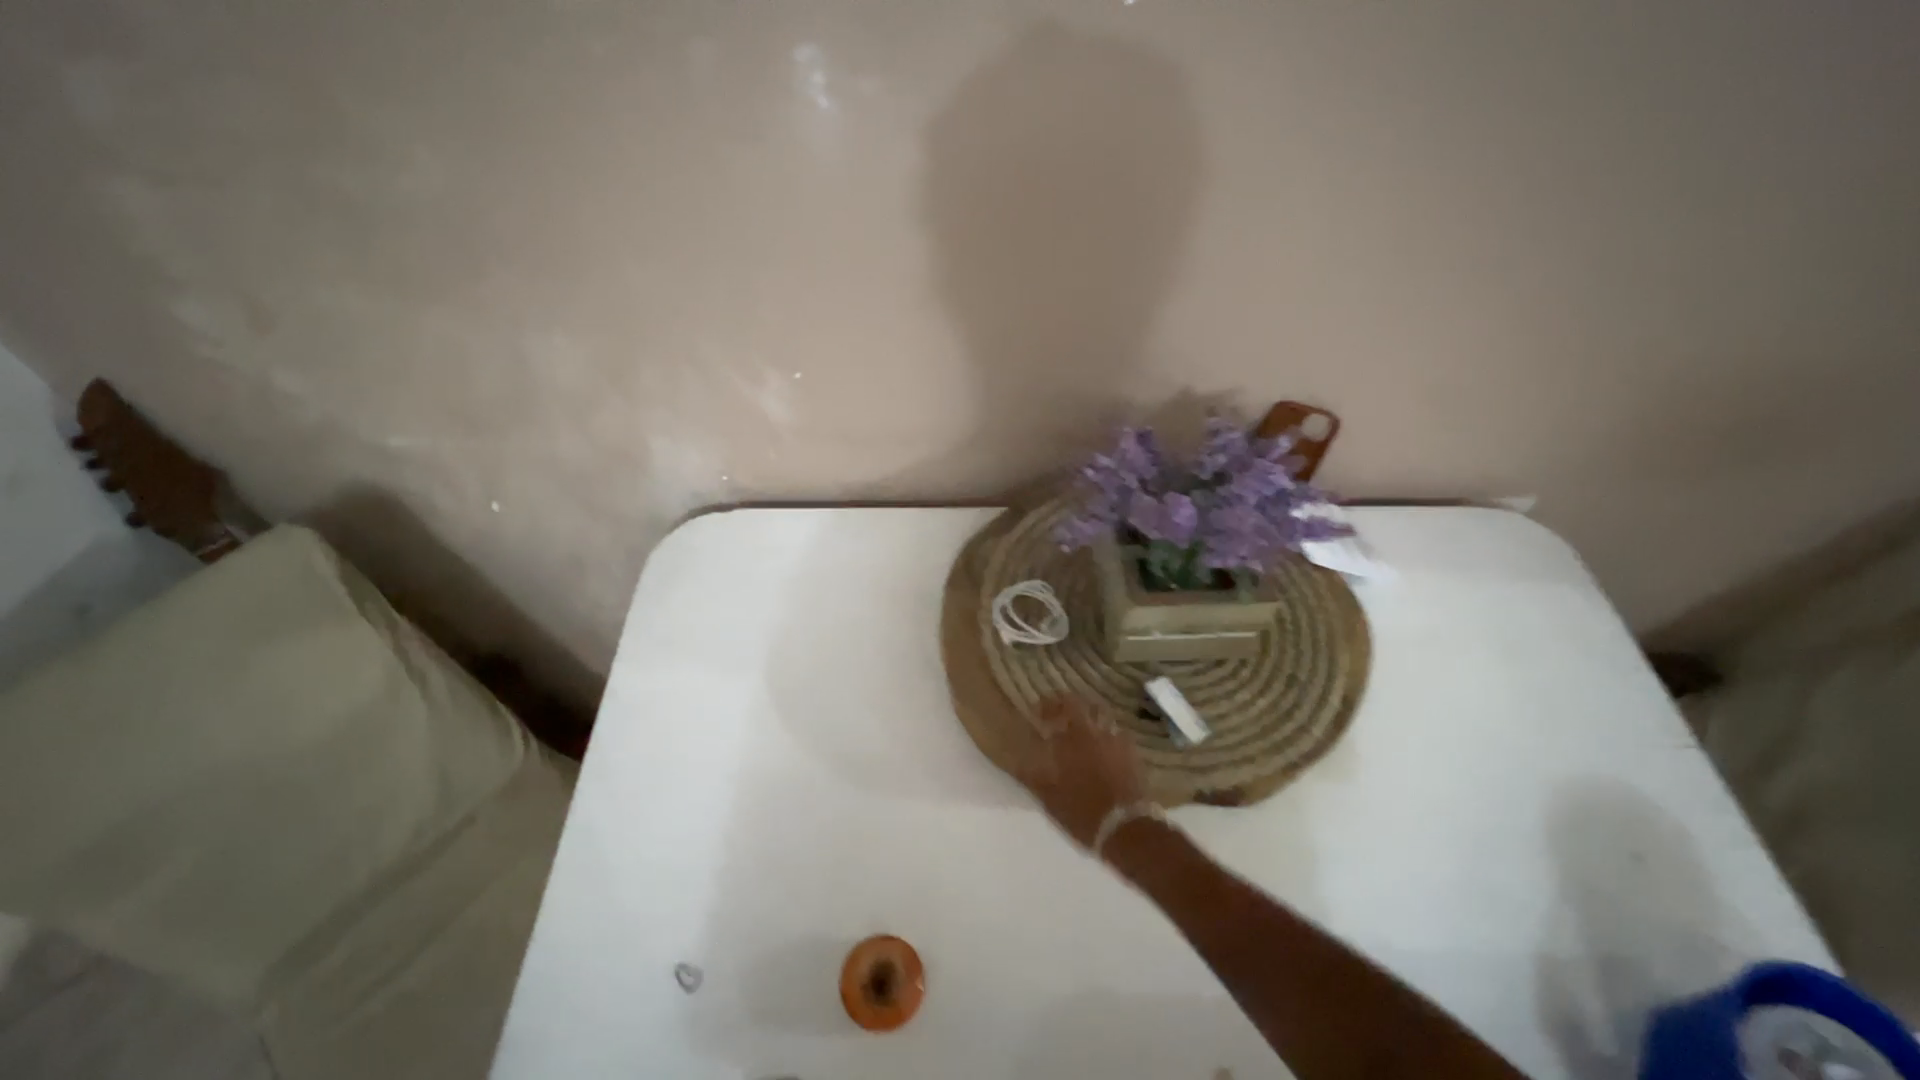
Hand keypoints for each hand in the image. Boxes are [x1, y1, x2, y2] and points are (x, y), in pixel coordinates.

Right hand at [1012, 696, 1148, 848]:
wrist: (1127, 828)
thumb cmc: (1083, 813)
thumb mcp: (1050, 799)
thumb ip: (1034, 776)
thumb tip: (1019, 762)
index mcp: (1073, 739)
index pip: (1060, 707)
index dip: (1048, 705)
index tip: (1038, 710)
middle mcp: (1096, 733)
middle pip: (1085, 705)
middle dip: (1070, 706)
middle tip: (1060, 716)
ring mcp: (1118, 742)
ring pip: (1104, 717)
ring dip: (1091, 718)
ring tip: (1082, 731)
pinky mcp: (1134, 755)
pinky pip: (1118, 735)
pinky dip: (1108, 736)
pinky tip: (1104, 749)